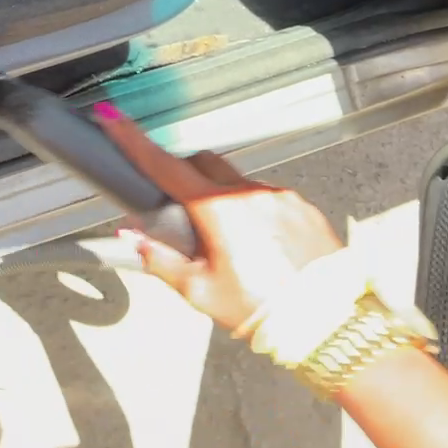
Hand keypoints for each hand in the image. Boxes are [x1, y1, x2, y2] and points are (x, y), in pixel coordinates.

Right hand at [94, 103, 344, 332]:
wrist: (335, 331)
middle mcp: (248, 193)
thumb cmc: (270, 315)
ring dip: (221, 196)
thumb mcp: (201, 292)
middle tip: (179, 207)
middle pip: (200, 163)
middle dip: (183, 175)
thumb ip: (160, 259)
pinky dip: (252, 209)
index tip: (113, 116)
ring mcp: (279, 197)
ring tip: (228, 241)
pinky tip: (258, 244)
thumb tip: (132, 237)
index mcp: (217, 209)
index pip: (163, 164)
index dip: (133, 140)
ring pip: (235, 179)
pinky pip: (266, 195)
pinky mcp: (303, 207)